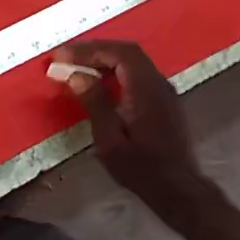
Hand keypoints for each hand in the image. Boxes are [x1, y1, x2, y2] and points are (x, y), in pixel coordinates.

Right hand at [52, 40, 217, 217]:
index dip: (87, 50)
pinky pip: (137, 73)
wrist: (178, 190)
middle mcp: (158, 83)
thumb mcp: (109, 139)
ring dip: (104, 58)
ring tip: (77, 66)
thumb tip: (75, 75)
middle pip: (126, 51)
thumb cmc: (141, 168)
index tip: (61, 56)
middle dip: (94, 50)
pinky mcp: (163, 100)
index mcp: (146, 89)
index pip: (117, 53)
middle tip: (66, 57)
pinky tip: (99, 82)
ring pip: (133, 61)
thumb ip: (94, 103)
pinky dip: (115, 69)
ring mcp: (164, 91)